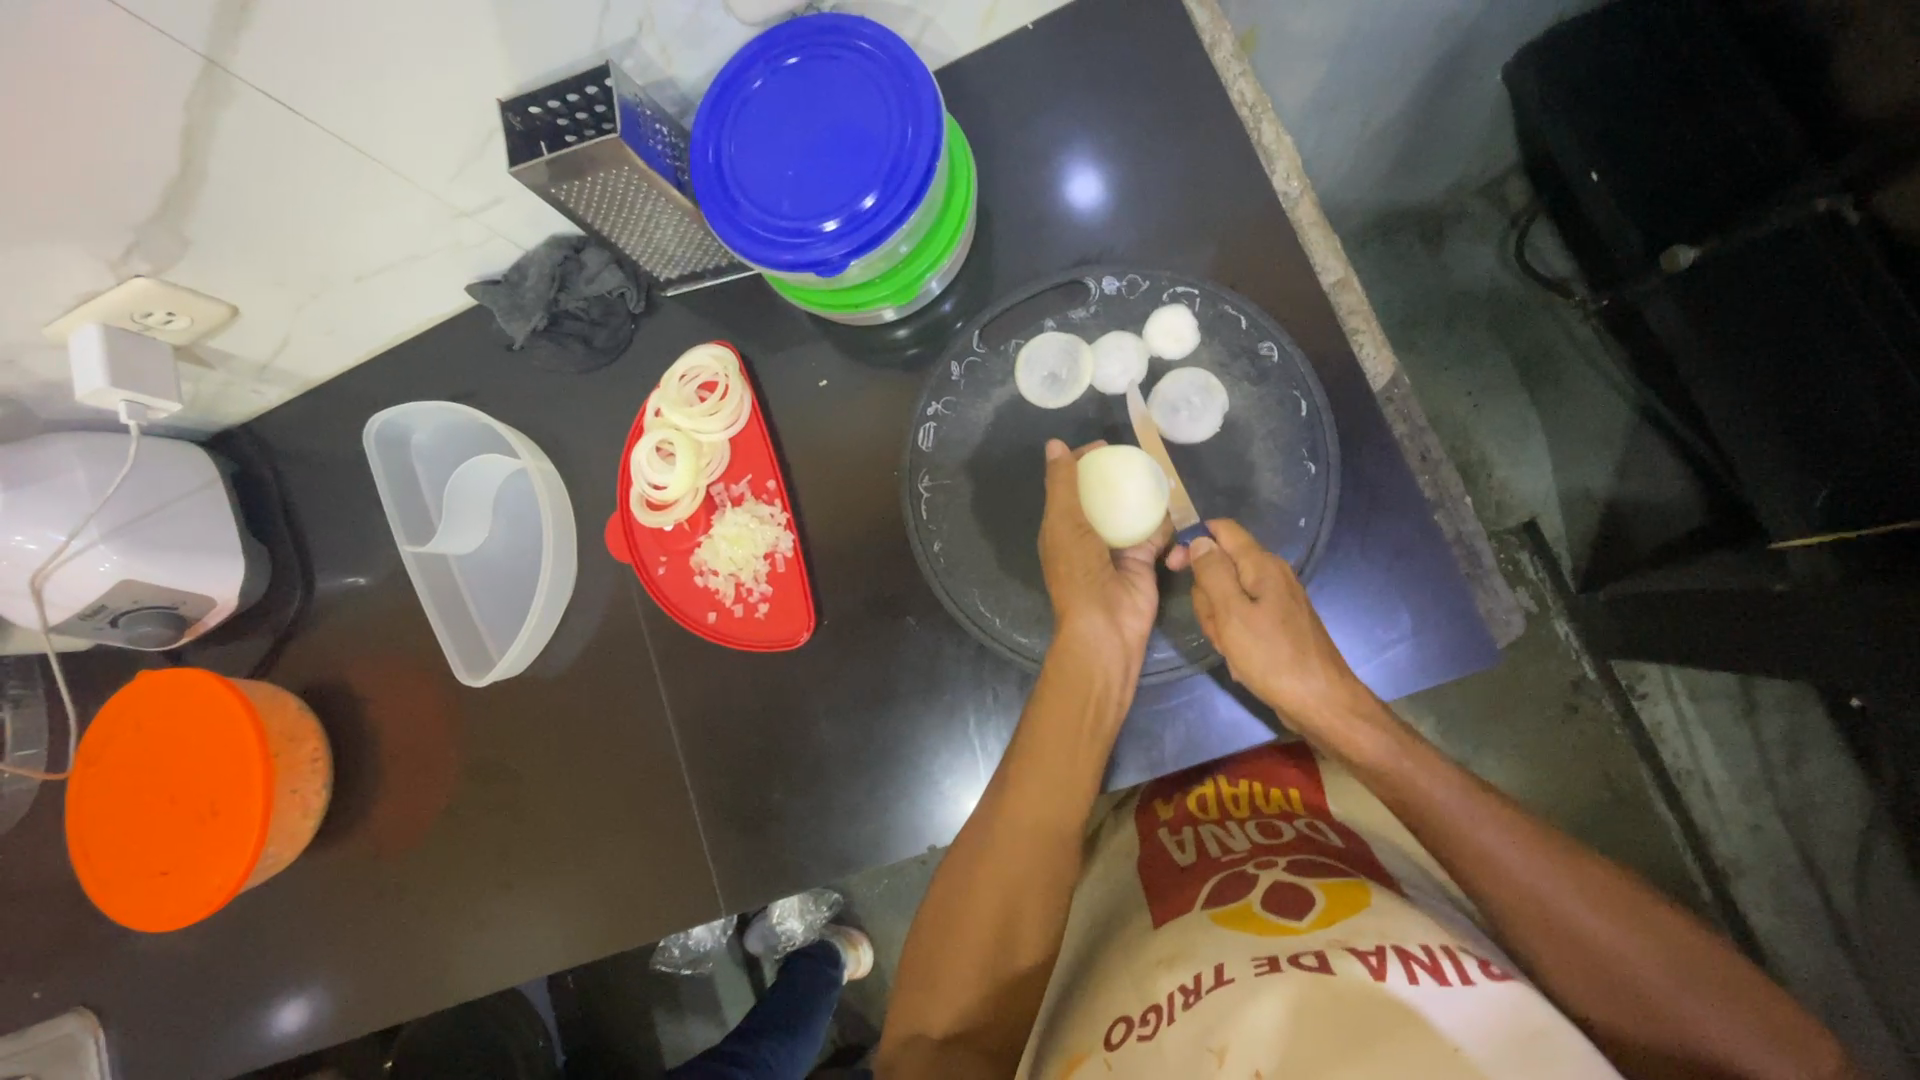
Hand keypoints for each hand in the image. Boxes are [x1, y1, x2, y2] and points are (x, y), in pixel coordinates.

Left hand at [1039, 439, 1170, 668]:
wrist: (1106, 625)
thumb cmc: (1077, 572)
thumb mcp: (1063, 522)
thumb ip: (1061, 483)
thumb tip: (1054, 443)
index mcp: (1061, 526)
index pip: (1071, 485)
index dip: (1083, 463)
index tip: (1104, 447)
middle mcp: (1088, 534)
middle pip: (1104, 496)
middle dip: (1119, 476)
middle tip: (1139, 457)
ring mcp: (1117, 548)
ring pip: (1132, 512)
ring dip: (1145, 495)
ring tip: (1160, 473)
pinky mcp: (1144, 560)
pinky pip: (1156, 533)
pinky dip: (1165, 522)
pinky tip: (1174, 503)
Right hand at [1167, 519, 1370, 734]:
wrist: (1319, 701)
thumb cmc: (1272, 657)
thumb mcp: (1232, 613)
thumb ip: (1213, 573)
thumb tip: (1199, 541)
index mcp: (1262, 565)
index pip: (1223, 530)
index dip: (1194, 541)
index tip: (1173, 567)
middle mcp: (1272, 575)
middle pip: (1222, 566)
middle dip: (1208, 596)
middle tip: (1217, 626)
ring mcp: (1277, 600)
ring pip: (1229, 596)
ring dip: (1219, 621)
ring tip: (1231, 647)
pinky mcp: (1278, 623)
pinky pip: (1243, 617)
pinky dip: (1234, 634)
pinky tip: (1240, 657)